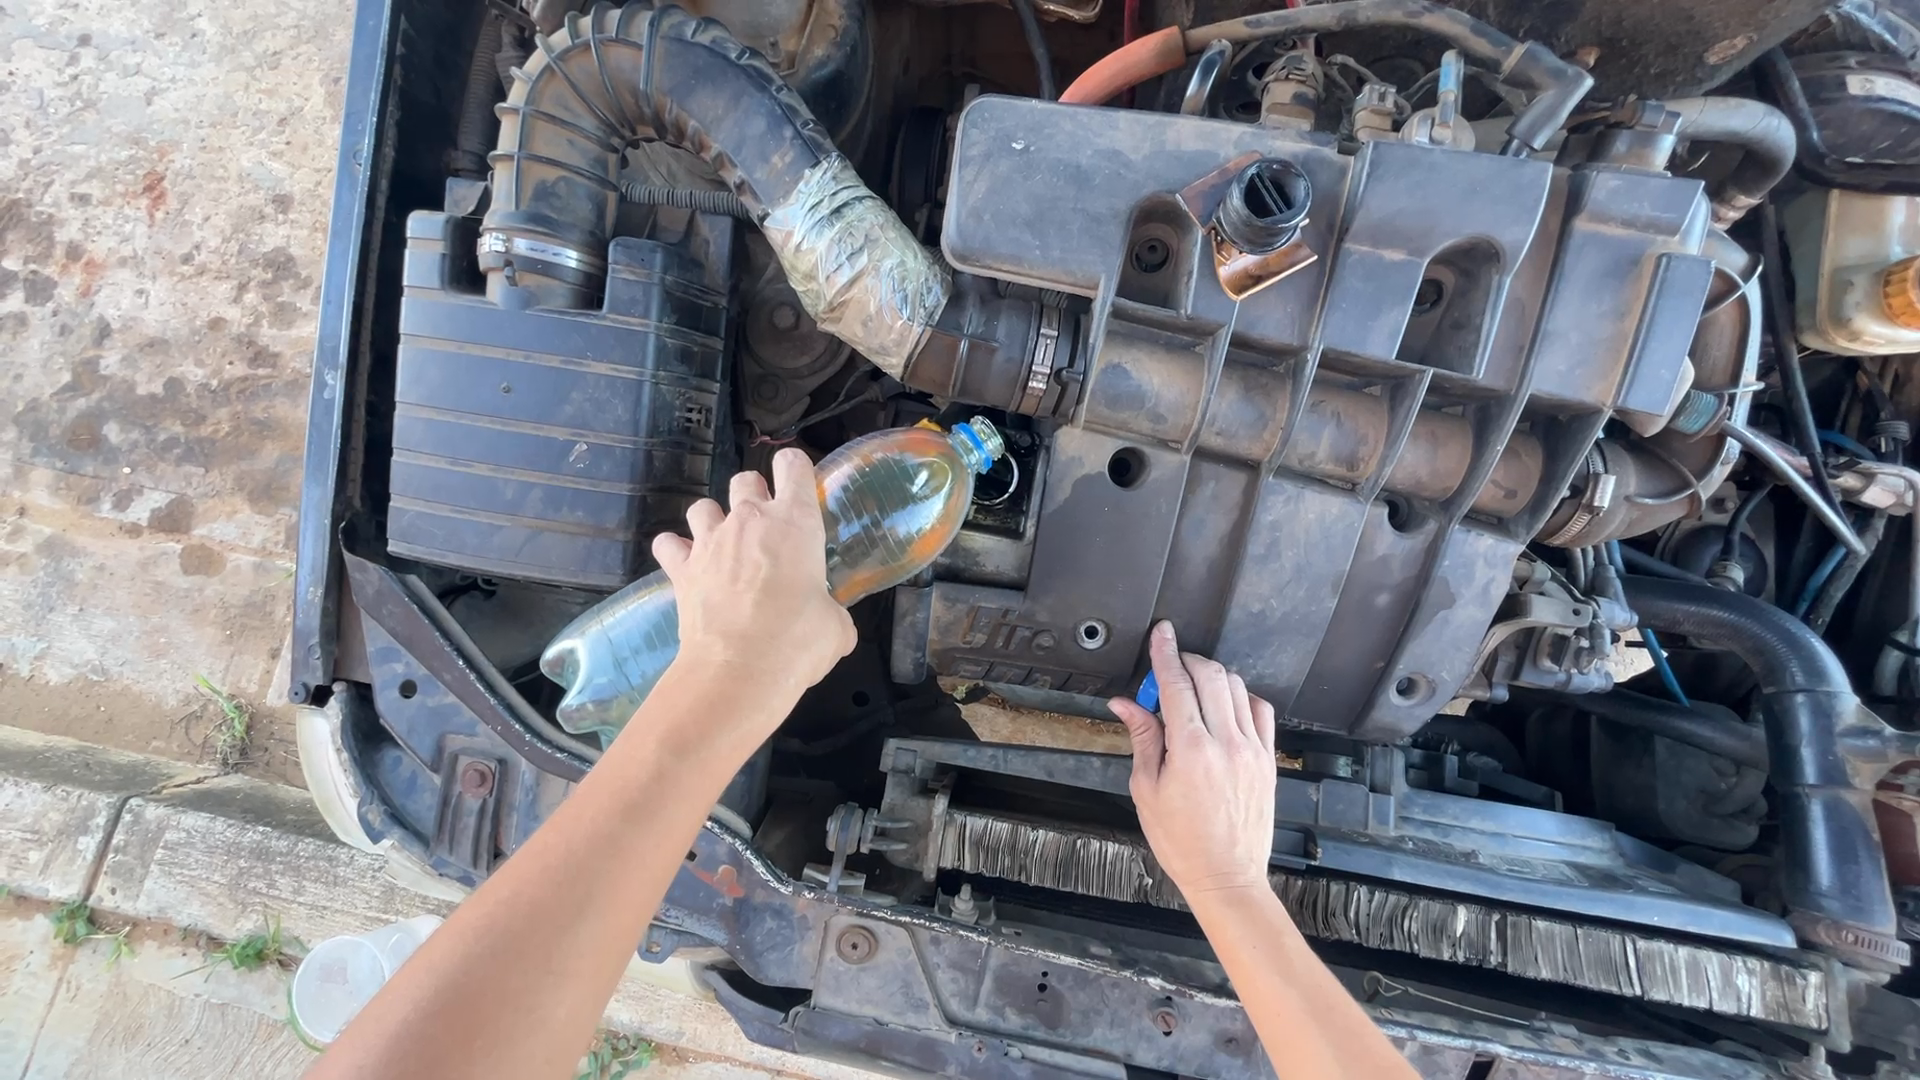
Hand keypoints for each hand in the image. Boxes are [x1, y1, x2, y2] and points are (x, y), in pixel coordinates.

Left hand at [653, 449, 857, 703]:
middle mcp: (750, 519)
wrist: (739, 670)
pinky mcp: (680, 569)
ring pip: (702, 506)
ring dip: (713, 520)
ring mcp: (710, 541)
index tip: (799, 489)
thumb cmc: (799, 640)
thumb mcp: (836, 627)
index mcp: (796, 521)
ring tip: (723, 545)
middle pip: (744, 478)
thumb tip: (834, 626)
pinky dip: (675, 551)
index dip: (795, 470)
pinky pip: (668, 544)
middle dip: (754, 494)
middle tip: (765, 527)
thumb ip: (833, 613)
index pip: (793, 465)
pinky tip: (688, 566)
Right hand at [1109, 621, 1276, 897]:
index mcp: (1190, 750)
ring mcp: (1252, 750)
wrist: (1227, 877)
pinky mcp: (1268, 760)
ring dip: (1212, 676)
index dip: (1165, 652)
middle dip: (1187, 659)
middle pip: (1210, 675)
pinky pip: (1260, 710)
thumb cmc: (1181, 840)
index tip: (1161, 633)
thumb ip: (1142, 737)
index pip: (1176, 684)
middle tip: (1170, 665)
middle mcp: (1226, 744)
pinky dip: (1240, 696)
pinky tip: (1224, 705)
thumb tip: (1125, 704)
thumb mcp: (1147, 788)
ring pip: (1236, 687)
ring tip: (1192, 689)